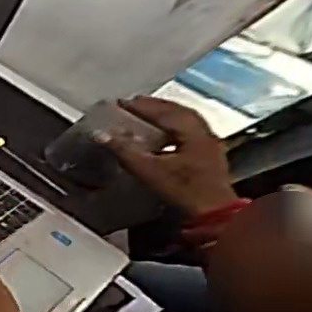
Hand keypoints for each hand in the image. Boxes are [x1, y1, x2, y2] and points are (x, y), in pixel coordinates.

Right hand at [101, 97, 236, 215]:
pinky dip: (173, 125)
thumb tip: (101, 134)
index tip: (123, 102)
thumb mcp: (147, 169)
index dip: (144, 106)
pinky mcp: (207, 154)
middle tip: (135, 102)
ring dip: (166, 114)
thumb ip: (124, 150)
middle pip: (182, 113)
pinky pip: (189, 131)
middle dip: (157, 106)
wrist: (210, 209)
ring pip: (188, 121)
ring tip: (147, 112)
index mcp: (193, 135)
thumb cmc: (180, 188)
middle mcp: (205, 135)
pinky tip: (162, 130)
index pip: (168, 113)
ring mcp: (209, 144)